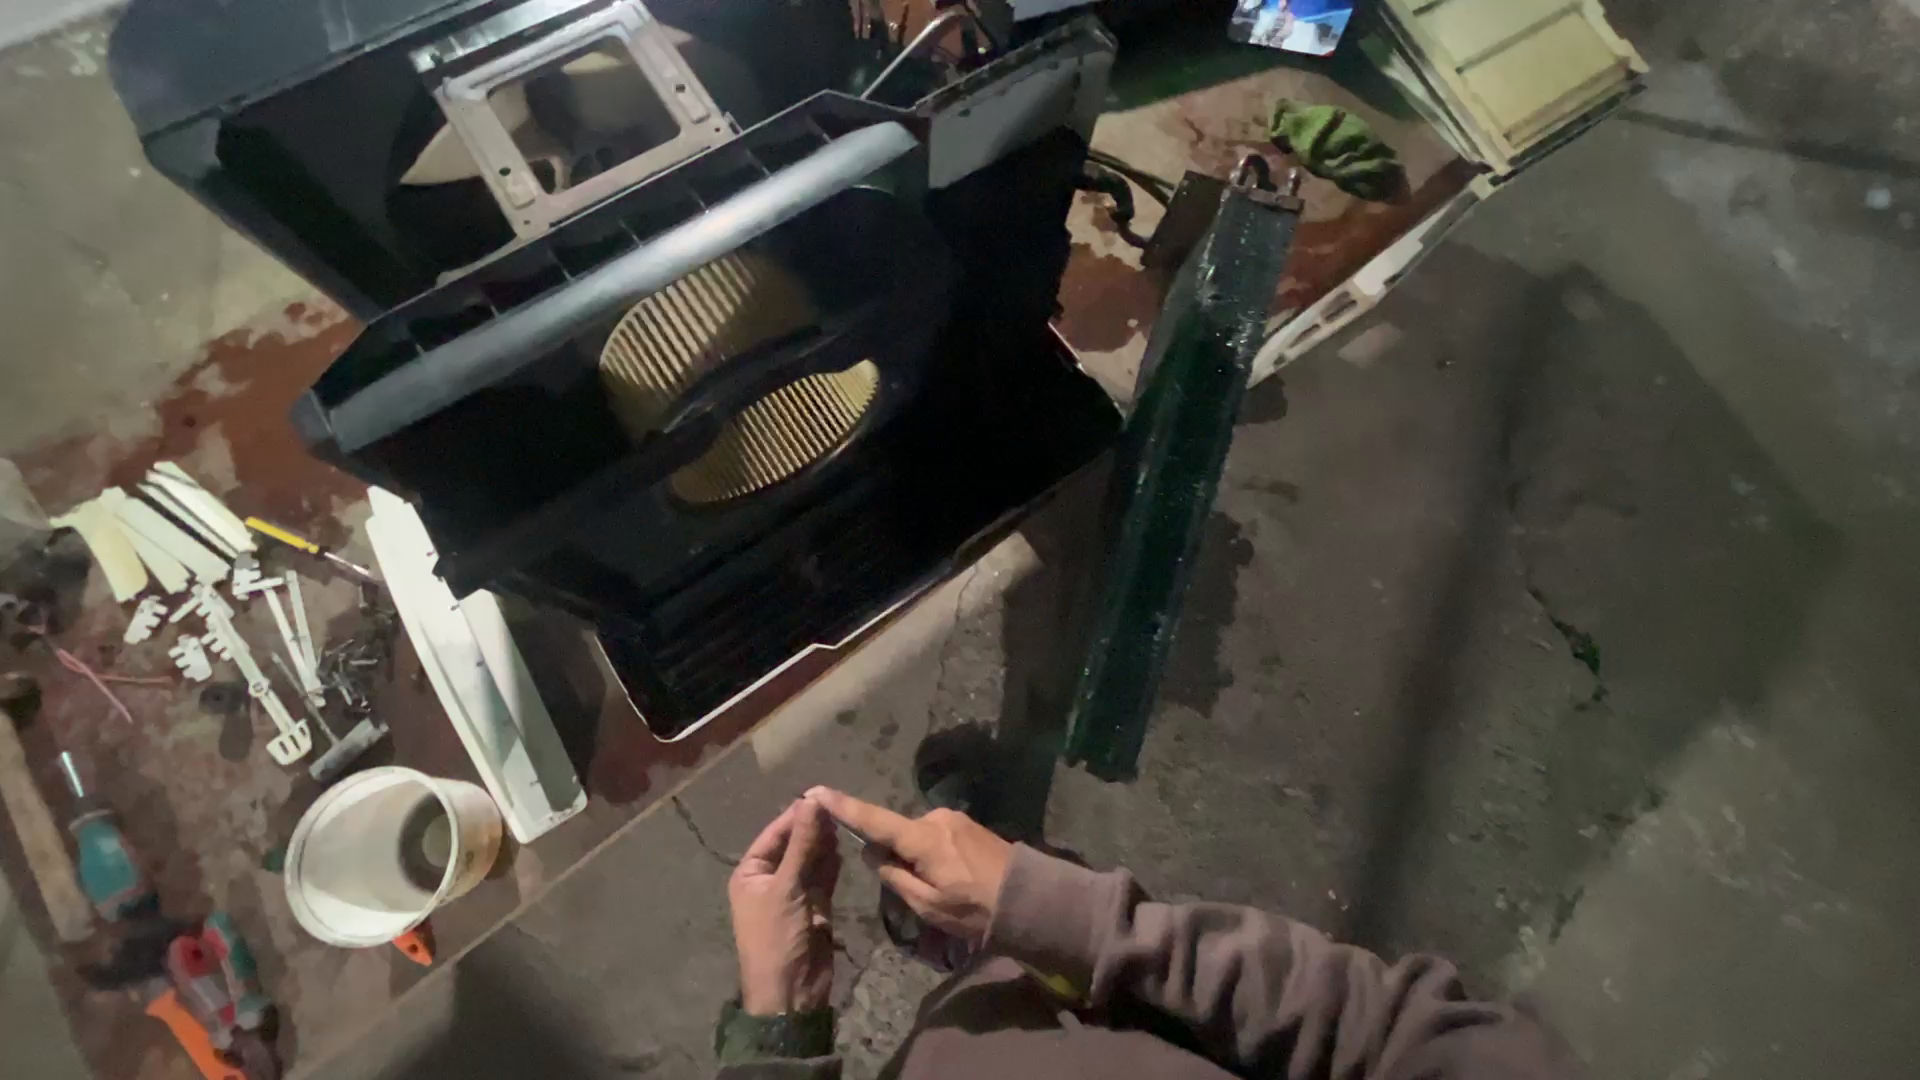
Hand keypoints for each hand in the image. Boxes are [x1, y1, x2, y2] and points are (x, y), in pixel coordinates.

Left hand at [728, 798, 840, 1015]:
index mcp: (751, 873)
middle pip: (796, 843)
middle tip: (840, 805)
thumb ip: (803, 843)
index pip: (776, 833)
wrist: (792, 994)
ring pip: (812, 856)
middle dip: (814, 827)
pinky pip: (824, 874)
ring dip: (826, 842)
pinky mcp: (816, 903)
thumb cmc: (777, 939)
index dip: (797, 814)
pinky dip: (833, 862)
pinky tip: (844, 847)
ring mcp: (794, 891)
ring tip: (845, 822)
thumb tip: (813, 800)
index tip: (823, 793)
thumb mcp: (787, 888)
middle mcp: (771, 878)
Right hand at [805, 787, 1011, 945]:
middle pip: (899, 833)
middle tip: (919, 892)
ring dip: (919, 858)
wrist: (1028, 898)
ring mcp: (954, 818)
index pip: (875, 820)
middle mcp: (936, 818)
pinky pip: (936, 836)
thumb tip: (872, 854)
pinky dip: (934, 854)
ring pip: (919, 837)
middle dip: (896, 855)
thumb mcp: (928, 905)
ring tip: (944, 891)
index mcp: (923, 838)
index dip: (844, 808)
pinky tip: (953, 878)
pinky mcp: (967, 824)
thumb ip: (895, 877)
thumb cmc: (974, 908)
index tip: (817, 791)